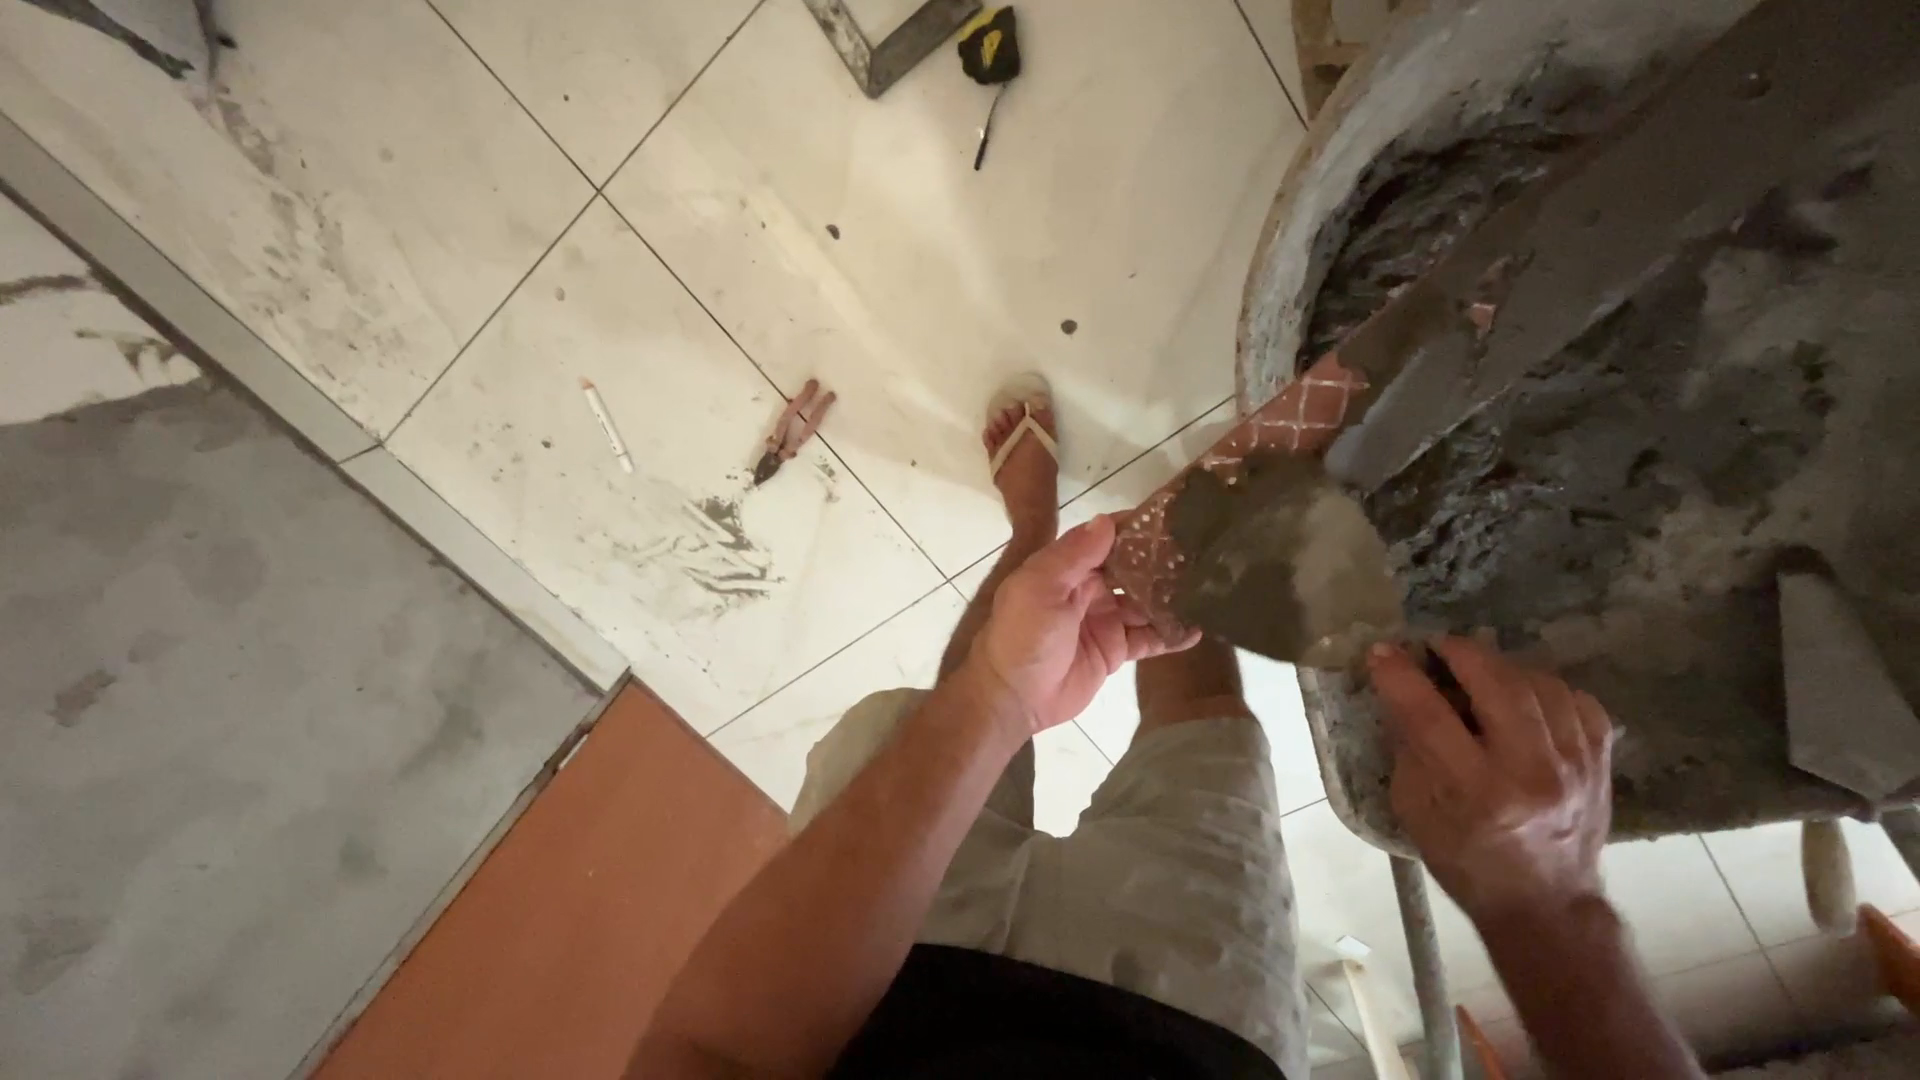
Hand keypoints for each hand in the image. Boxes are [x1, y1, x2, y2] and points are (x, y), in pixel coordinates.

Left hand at [970, 515, 1200, 735]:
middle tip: (1203, 551)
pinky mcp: (1114, 652)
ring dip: (1169, 596)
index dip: (1133, 529)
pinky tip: (1197, 629)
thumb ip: (1073, 555)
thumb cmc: (1023, 635)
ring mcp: (1102, 621)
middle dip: (1160, 562)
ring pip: (1144, 603)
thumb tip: (1107, 520)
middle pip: (1130, 569)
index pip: (1105, 539)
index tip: (1171, 517)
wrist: (1013, 697)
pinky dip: (1170, 634)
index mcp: (1065, 569)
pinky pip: (1147, 638)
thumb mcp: (1040, 588)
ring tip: (1208, 586)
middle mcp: (1087, 590)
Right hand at [1368, 638, 1615, 924]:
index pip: (1429, 715)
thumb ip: (1409, 746)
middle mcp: (1530, 772)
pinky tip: (1521, 692)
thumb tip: (1401, 691)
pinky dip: (1544, 686)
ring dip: (1499, 666)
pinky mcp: (1601, 764)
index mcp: (1475, 790)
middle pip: (1496, 684)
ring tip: (1475, 667)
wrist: (1545, 904)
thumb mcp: (1414, 807)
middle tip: (1434, 646)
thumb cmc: (1462, 857)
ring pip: (1539, 684)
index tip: (1381, 651)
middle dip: (1458, 652)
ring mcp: (1575, 766)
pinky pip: (1577, 701)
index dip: (1400, 675)